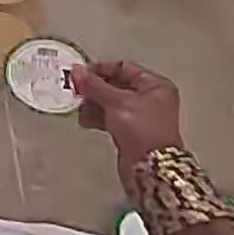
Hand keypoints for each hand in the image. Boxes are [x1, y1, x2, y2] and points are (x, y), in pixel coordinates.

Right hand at [69, 61, 186, 186]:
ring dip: (94, 103)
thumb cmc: (144, 131)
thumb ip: (95, 85)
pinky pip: (110, 118)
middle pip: (116, 85)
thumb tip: (78, 72)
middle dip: (95, 88)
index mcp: (155, 85)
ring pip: (110, 103)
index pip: (123, 68)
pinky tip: (87, 120)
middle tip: (78, 89)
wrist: (150, 167)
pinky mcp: (130, 132)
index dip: (101, 68)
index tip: (81, 73)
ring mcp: (139, 117)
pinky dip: (98, 117)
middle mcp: (149, 99)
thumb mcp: (117, 101)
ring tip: (81, 106)